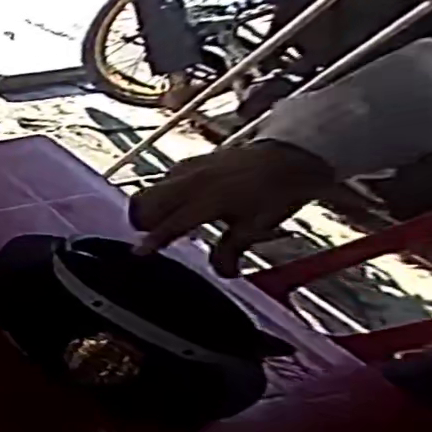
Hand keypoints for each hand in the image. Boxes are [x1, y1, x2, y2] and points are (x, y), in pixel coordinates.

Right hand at [129, 141, 334, 276]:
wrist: (293, 157)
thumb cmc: (277, 194)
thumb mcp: (257, 226)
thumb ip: (232, 250)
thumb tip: (224, 274)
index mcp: (207, 201)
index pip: (170, 225)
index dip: (153, 240)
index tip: (139, 252)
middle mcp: (189, 184)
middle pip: (145, 205)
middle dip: (144, 222)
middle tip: (152, 234)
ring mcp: (185, 171)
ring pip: (148, 192)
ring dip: (148, 208)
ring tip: (160, 219)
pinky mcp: (186, 163)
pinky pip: (162, 181)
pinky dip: (163, 195)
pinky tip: (179, 201)